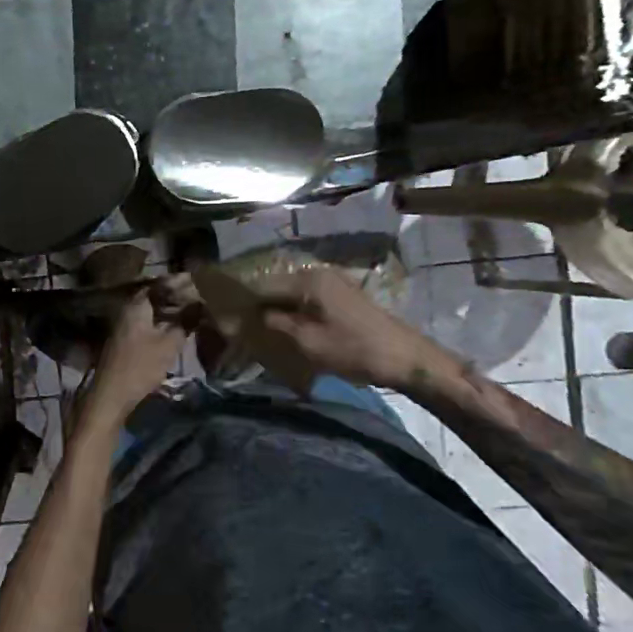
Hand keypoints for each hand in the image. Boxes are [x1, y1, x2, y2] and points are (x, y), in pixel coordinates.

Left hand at [86, 288, 187, 417]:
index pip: (157, 284)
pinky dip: (161, 322)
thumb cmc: (140, 366)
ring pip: (149, 311)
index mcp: (135, 306)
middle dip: (174, 296)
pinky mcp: (124, 340)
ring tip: (191, 313)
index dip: (177, 282)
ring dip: (168, 310)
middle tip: (197, 298)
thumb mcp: (168, 345)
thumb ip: (185, 323)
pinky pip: (145, 323)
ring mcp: (123, 325)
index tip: (196, 282)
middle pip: (153, 296)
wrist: (111, 394)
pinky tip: (175, 330)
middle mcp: (126, 311)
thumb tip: (200, 305)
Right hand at [241, 265, 452, 390]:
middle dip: (258, 301)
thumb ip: (276, 323)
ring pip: (291, 291)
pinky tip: (284, 322)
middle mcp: (318, 273)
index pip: (262, 285)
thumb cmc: (354, 349)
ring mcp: (332, 282)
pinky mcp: (342, 294)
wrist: (406, 358)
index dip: (242, 299)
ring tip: (258, 323)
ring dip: (275, 306)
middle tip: (239, 320)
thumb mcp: (307, 341)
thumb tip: (254, 315)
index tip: (225, 313)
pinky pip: (306, 296)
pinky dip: (292, 308)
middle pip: (276, 285)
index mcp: (307, 280)